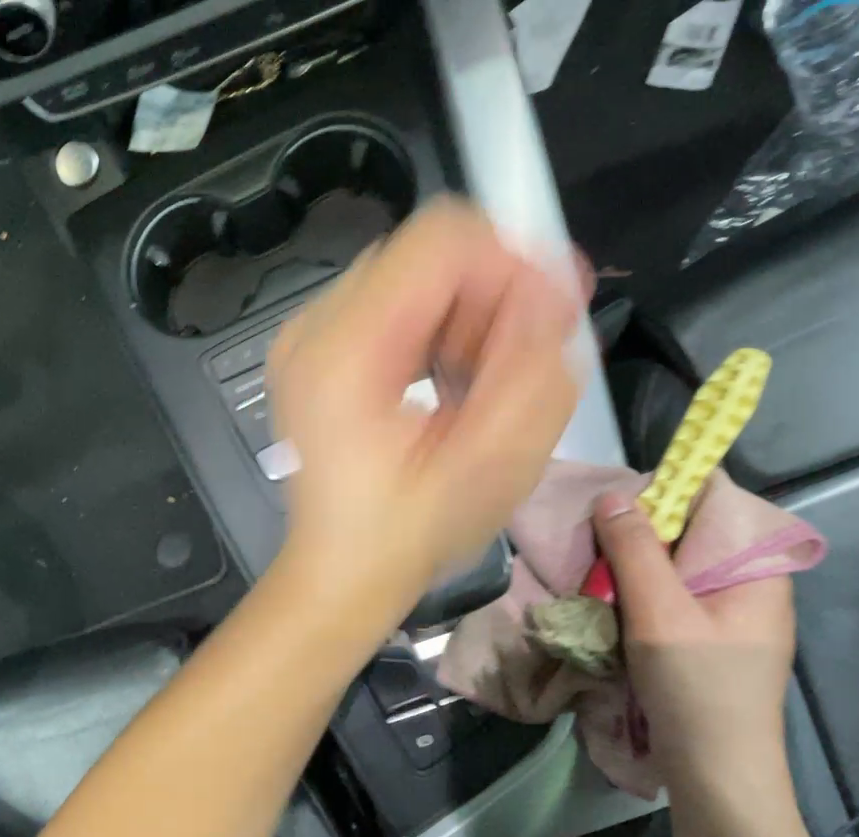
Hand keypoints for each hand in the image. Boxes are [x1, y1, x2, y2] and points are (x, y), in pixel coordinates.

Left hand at [266, 198, 582, 608]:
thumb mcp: (493, 465)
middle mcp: (312, 329)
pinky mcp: (315, 352)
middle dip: (489, 295)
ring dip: (464, 314)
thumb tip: (552, 286)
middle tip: (514, 365)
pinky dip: (434, 330)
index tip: (549, 320)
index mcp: (344, 352)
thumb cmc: (411, 536)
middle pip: (424, 252)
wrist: (341, 574)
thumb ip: (533, 368)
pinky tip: (446, 383)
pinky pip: (391, 305)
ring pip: (411, 274)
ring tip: (477, 384)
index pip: (441, 239)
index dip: (512, 263)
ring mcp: (306, 338)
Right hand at [592, 492, 795, 784]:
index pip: (718, 499)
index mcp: (759, 567)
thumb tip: (613, 495)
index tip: (619, 510)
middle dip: (641, 535)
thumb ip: (634, 551)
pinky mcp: (712, 642)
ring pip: (677, 568)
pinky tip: (614, 611)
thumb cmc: (697, 689)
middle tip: (598, 552)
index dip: (668, 493)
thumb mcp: (659, 613)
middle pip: (693, 533)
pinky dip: (642, 597)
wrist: (718, 778)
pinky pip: (674, 598)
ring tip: (600, 582)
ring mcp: (733, 616)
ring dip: (635, 570)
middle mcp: (752, 583)